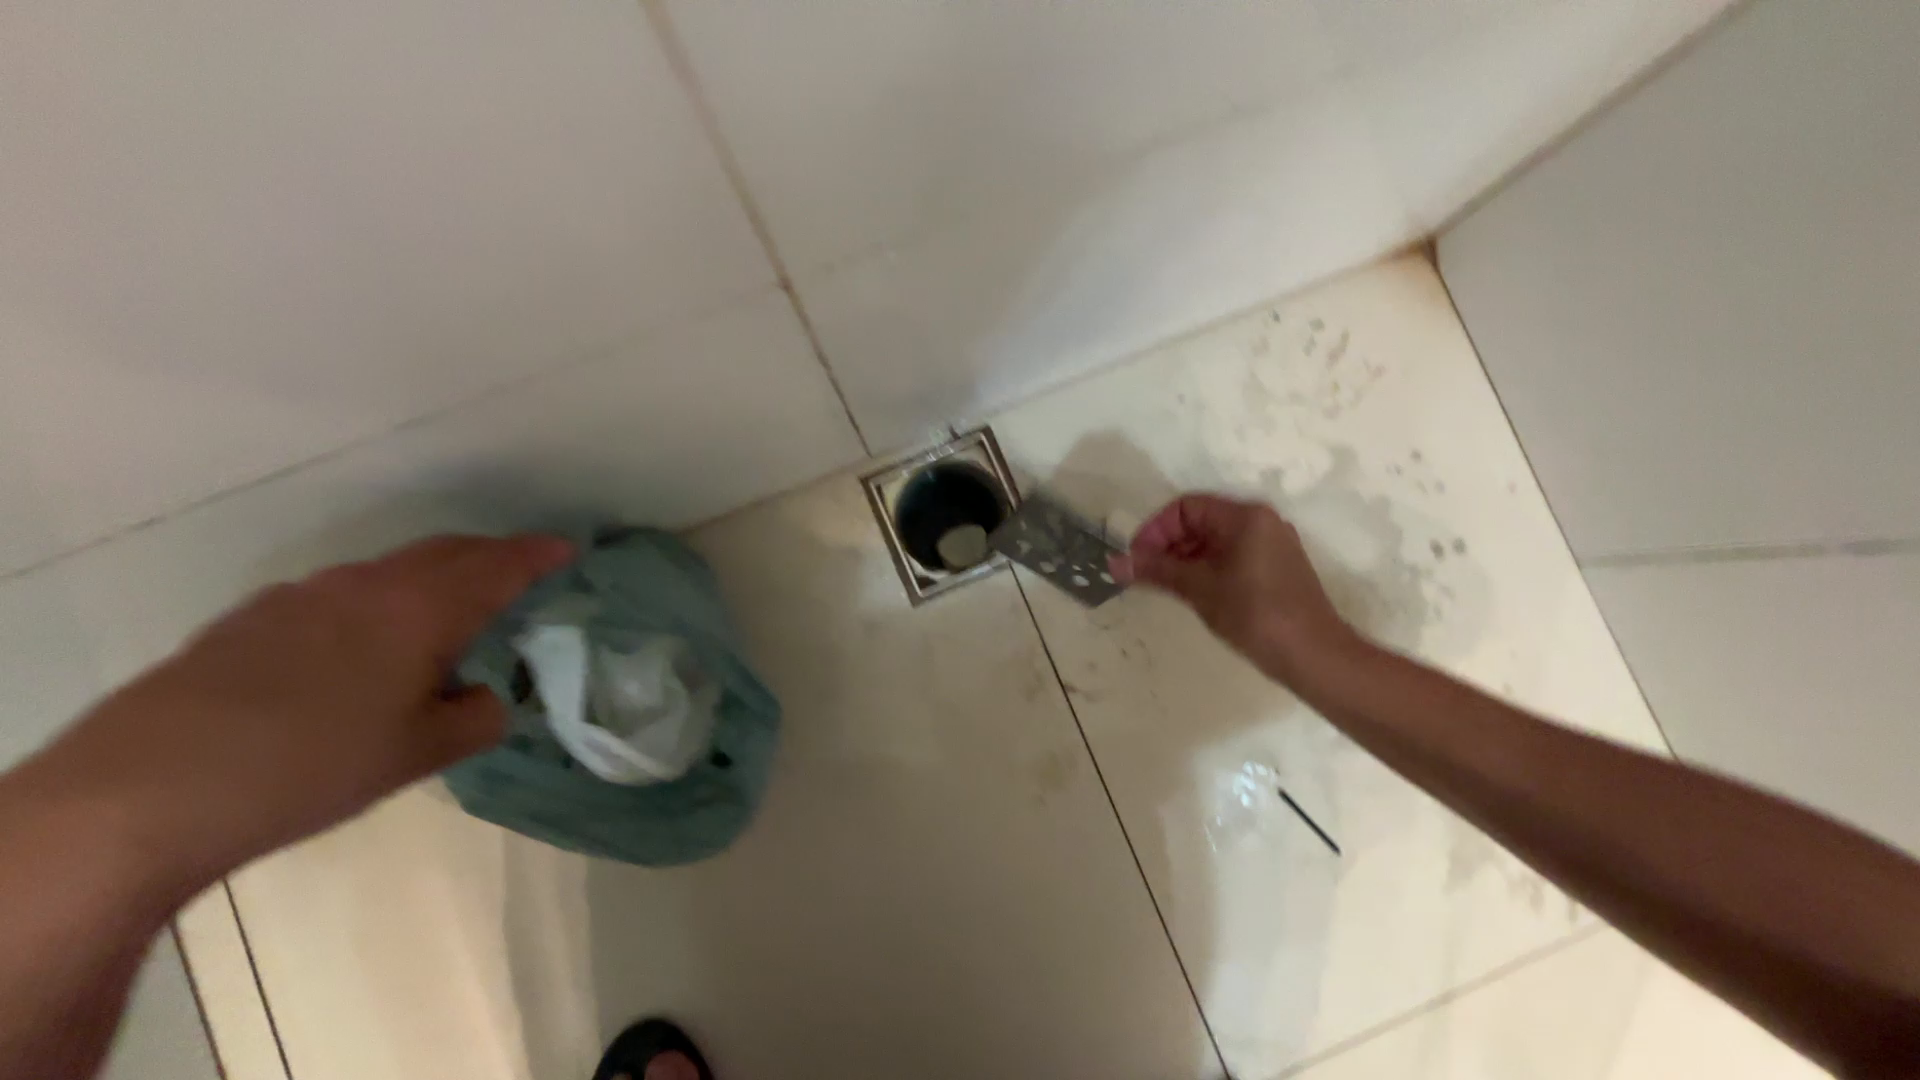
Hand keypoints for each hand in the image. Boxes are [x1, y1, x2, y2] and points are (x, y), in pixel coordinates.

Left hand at [44, 534, 572, 883]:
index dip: (538, 554)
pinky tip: (362, 650)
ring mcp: (303, 595)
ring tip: (445, 616)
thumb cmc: (314, 766)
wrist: (148, 790)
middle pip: (445, 552)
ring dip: (431, 579)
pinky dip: (377, 602)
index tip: (568, 549)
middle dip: (489, 556)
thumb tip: (484, 697)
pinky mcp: (253, 617)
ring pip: (390, 570)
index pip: (498, 566)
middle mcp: (366, 585)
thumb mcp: (420, 754)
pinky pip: (341, 593)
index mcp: (421, 610)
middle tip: (519, 573)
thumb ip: (477, 718)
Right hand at [1111, 494, 1359, 681]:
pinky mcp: (1276, 568)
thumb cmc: (1254, 614)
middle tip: (1144, 575)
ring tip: (1164, 587)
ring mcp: (1272, 545)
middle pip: (1200, 521)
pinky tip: (1193, 594)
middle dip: (1167, 545)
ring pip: (1215, 541)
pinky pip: (1231, 556)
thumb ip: (1156, 570)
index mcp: (1245, 517)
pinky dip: (1206, 569)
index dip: (1155, 529)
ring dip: (1184, 559)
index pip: (1186, 507)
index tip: (1137, 559)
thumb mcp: (1199, 589)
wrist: (1313, 655)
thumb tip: (1115, 562)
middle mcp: (1261, 522)